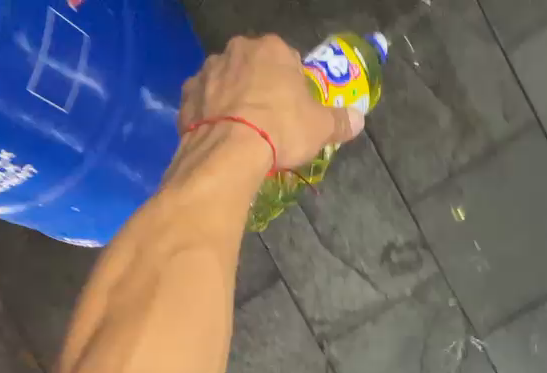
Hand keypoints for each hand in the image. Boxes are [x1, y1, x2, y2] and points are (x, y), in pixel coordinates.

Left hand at [176, 35, 364, 170]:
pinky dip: (212, 114)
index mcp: (273, 49)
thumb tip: (359, 119)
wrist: (229, 150)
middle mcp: (238, 50)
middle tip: (272, 122)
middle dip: (262, 89)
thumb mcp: (320, 128)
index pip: (290, 61)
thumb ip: (340, 121)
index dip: (295, 87)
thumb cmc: (281, 129)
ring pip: (228, 82)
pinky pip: (205, 101)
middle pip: (256, 68)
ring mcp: (209, 69)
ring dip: (235, 99)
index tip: (296, 110)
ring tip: (245, 133)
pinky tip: (222, 136)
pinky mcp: (188, 94)